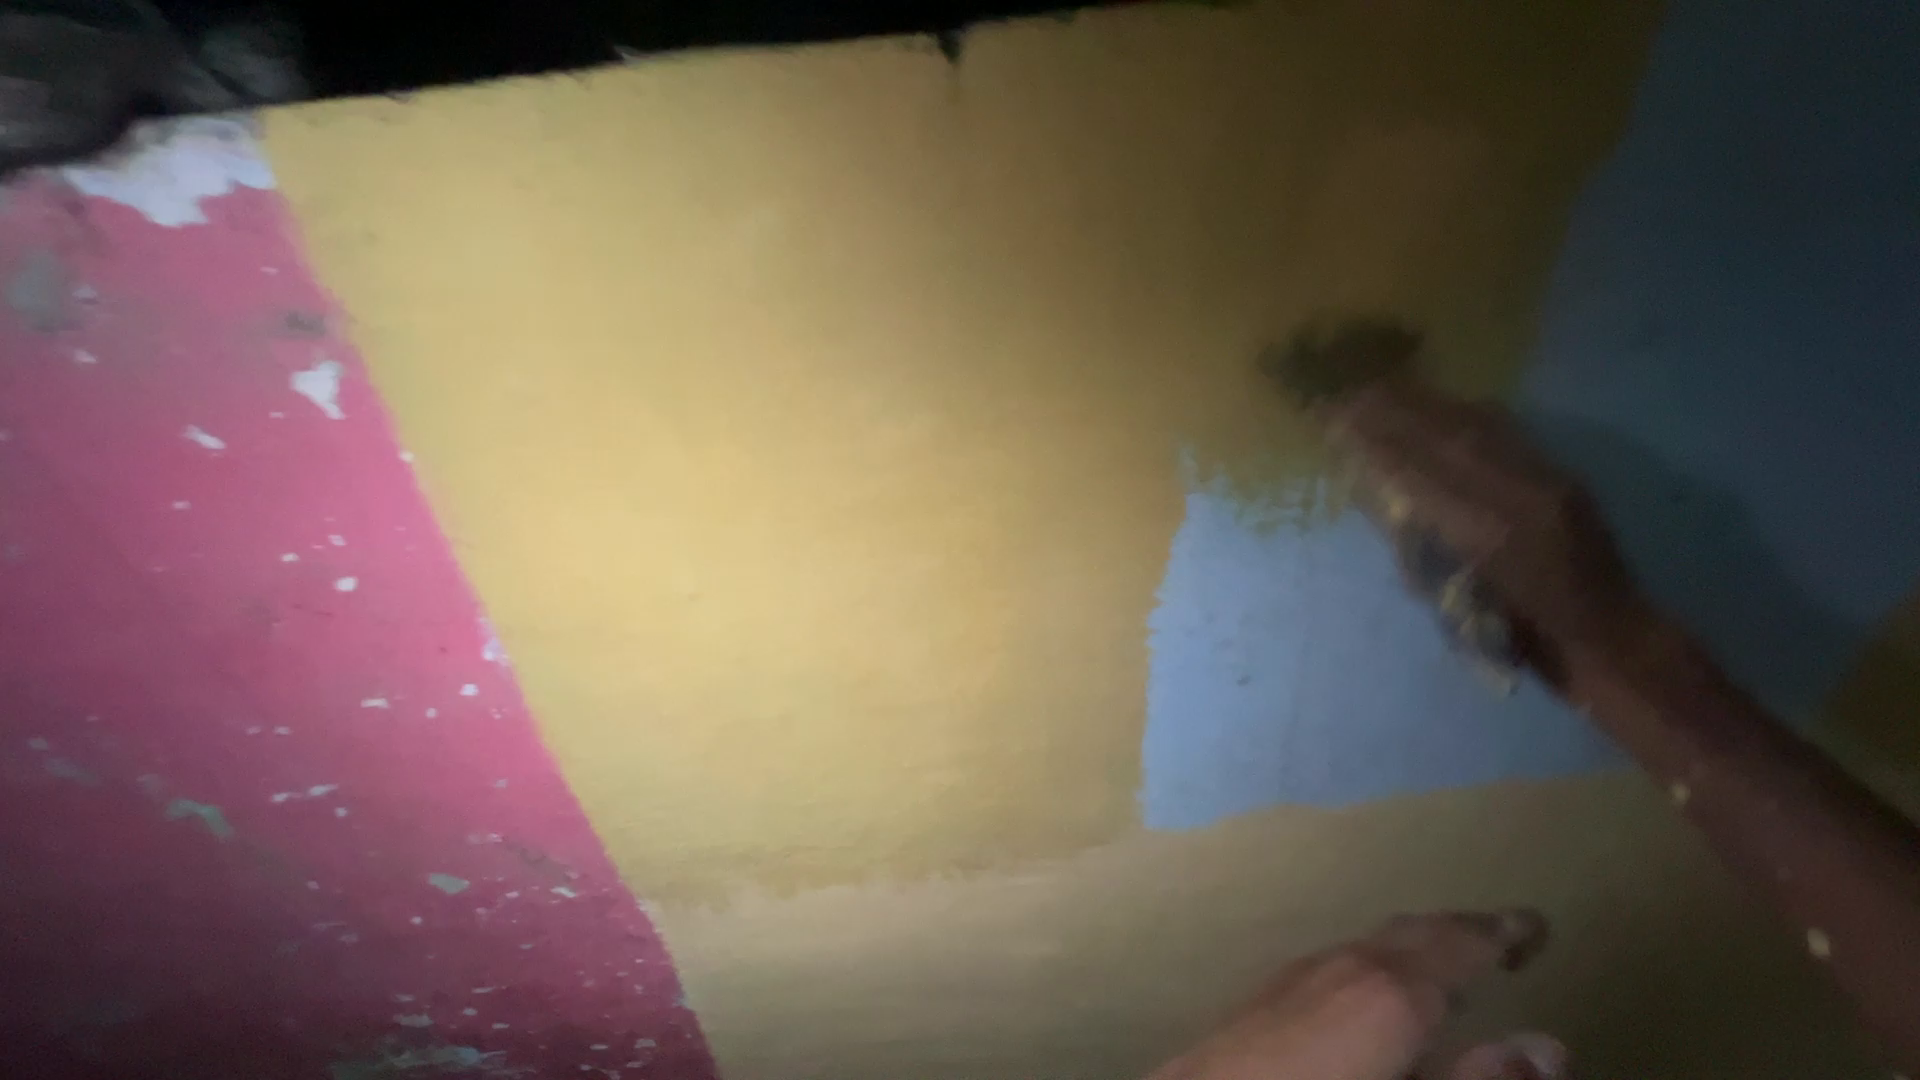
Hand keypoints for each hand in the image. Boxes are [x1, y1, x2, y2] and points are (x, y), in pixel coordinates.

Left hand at [1145, 910, 1563, 1079]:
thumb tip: (1549, 1046)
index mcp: (1390, 991)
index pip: (1458, 943)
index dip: (1502, 932)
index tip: (1537, 923)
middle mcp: (1347, 964)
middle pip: (1416, 932)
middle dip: (1463, 930)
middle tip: (1509, 937)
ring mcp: (1305, 971)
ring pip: (1377, 942)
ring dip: (1420, 944)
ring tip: (1457, 957)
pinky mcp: (1276, 988)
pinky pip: (1347, 958)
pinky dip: (1384, 960)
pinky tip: (1384, 985)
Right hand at [1321, 381, 1645, 656]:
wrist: (1602, 636)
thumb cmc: (1511, 633)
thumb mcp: (1448, 596)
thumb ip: (1414, 541)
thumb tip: (1373, 493)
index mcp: (1484, 534)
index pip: (1417, 474)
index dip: (1374, 445)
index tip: (1335, 423)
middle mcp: (1519, 497)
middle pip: (1446, 439)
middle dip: (1394, 413)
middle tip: (1351, 394)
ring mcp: (1545, 481)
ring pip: (1478, 429)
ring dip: (1428, 405)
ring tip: (1387, 389)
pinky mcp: (1561, 476)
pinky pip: (1509, 434)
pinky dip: (1468, 415)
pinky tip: (1443, 406)